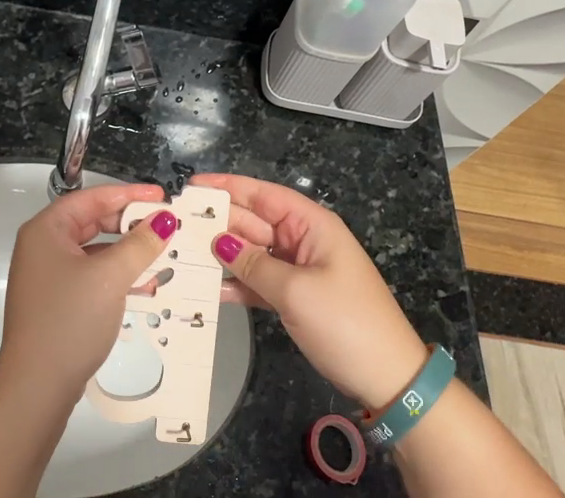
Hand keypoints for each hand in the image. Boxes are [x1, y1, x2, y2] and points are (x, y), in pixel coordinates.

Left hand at [0, 183, 176, 408]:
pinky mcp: (57, 303)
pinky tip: (146, 286)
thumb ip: (140, 244)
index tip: (162, 196)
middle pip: (92, 222)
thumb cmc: (69, 320)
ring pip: (94, 251)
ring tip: (162, 255)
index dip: (128, 194)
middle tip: (165, 225)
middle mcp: (42, 247)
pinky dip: (117, 277)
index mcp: (46, 230)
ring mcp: (48, 277)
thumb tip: (165, 219)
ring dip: (127, 253)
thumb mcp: (110, 277)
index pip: (91, 198)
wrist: (36, 388)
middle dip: (130, 224)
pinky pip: (92, 276)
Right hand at [192, 173, 428, 412]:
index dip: (228, 186)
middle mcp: (303, 240)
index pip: (264, 194)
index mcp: (312, 225)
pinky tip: (207, 289)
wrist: (389, 379)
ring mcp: (299, 270)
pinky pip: (259, 280)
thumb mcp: (296, 291)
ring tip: (181, 254)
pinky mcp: (295, 297)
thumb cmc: (346, 323)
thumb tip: (219, 240)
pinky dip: (237, 284)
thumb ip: (253, 264)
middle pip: (254, 221)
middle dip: (218, 222)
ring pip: (253, 252)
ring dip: (222, 255)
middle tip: (175, 227)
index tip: (192, 186)